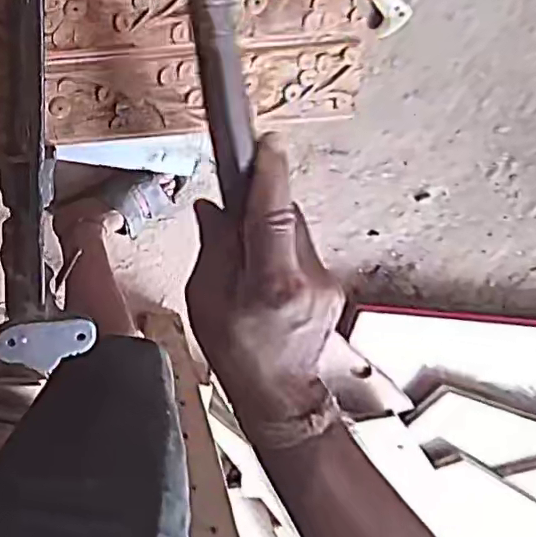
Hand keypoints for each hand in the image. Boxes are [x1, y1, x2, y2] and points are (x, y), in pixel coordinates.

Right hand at [185, 134, 343, 428]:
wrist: (278, 392)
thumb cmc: (235, 349)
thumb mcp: (205, 296)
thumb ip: (214, 247)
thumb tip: (214, 209)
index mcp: (273, 282)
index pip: (273, 215)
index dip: (269, 176)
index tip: (267, 145)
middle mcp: (309, 278)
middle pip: (284, 218)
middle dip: (256, 209)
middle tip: (228, 216)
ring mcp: (326, 282)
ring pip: (292, 232)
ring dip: (264, 232)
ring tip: (240, 262)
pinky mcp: (330, 285)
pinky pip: (299, 250)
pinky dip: (276, 250)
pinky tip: (259, 276)